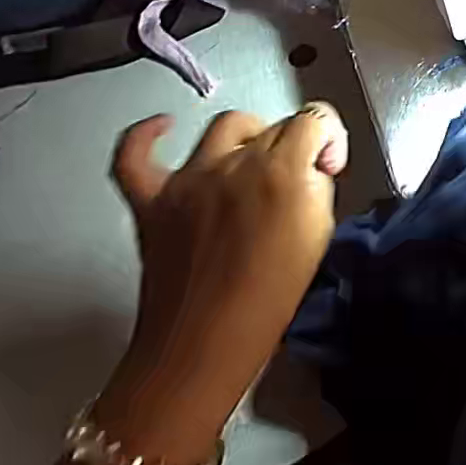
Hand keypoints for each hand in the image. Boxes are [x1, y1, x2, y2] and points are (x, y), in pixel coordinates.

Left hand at [90, 103, 349, 464]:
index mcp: (282, 170)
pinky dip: (146, 135)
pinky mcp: (152, 200)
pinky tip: (163, 125)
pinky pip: (135, 155)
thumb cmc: (273, 294)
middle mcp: (234, 164)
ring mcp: (188, 179)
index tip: (328, 165)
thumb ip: (317, 184)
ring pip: (226, 125)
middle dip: (296, 144)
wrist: (205, 346)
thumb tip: (310, 165)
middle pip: (276, 124)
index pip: (316, 118)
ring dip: (250, 137)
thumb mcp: (320, 230)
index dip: (330, 137)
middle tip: (298, 180)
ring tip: (255, 161)